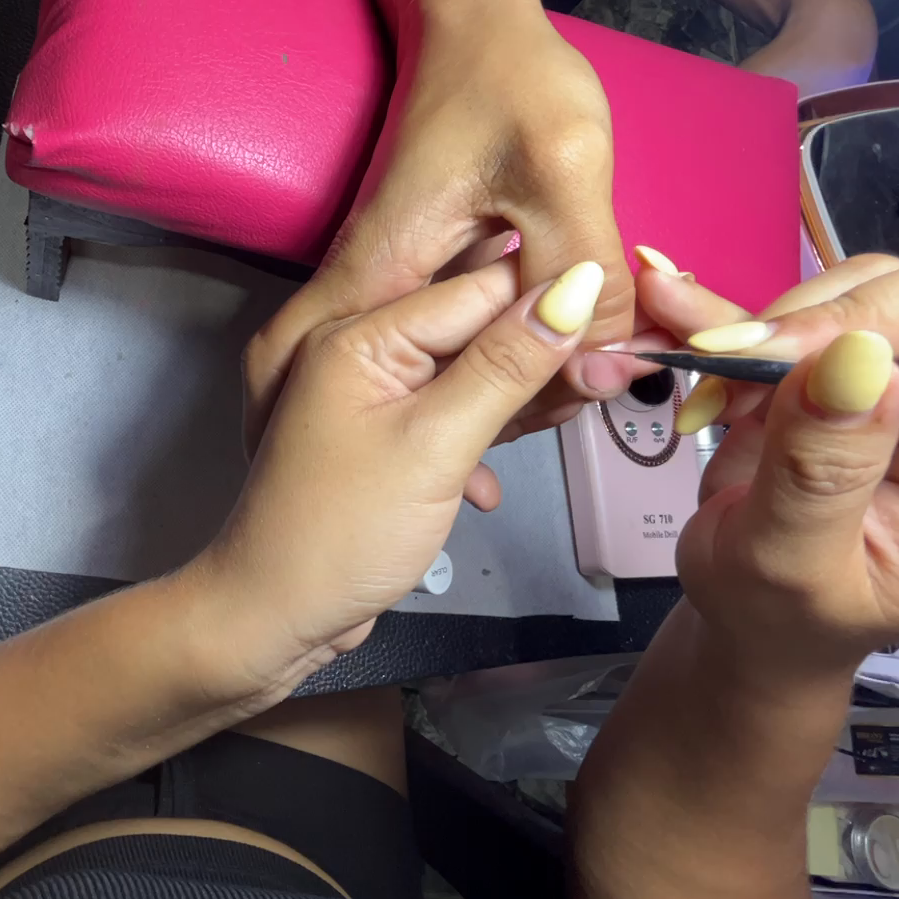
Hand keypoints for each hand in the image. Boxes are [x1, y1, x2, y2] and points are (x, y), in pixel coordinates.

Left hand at [191, 258, 605, 688]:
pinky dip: (474, 442)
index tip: (622, 331)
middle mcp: (358, 352)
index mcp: (360, 334)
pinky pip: (442, 417)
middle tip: (605, 384)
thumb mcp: (435, 443)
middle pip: (472, 328)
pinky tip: (486, 490)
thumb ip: (506, 365)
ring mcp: (366, 398)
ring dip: (514, 404)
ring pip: (464, 377)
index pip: (476, 288)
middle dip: (538, 356)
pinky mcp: (378, 440)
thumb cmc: (345, 531)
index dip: (553, 301)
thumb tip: (578, 284)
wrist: (276, 614)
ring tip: (561, 425)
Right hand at [243, 18, 635, 465]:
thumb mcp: (563, 169)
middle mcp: (359, 303)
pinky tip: (530, 385)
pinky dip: (475, 377)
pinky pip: (428, 355)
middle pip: (388, 403)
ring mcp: (377, 295)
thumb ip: (584, 269)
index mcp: (378, 286)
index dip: (456, 437)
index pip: (374, 399)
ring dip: (477, 408)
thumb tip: (604, 364)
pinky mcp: (404, 285)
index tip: (553, 419)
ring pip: (410, 383)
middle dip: (468, 432)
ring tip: (556, 404)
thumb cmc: (507, 88)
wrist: (470, 30)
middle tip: (563, 416)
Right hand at [639, 242, 898, 676]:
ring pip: (878, 282)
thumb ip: (823, 475)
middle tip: (765, 359)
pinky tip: (681, 337)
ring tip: (713, 386)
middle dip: (867, 317)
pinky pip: (794, 301)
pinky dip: (724, 313)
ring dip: (783, 323)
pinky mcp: (830, 356)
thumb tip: (851, 362)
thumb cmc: (789, 611)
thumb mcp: (796, 567)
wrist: (743, 600)